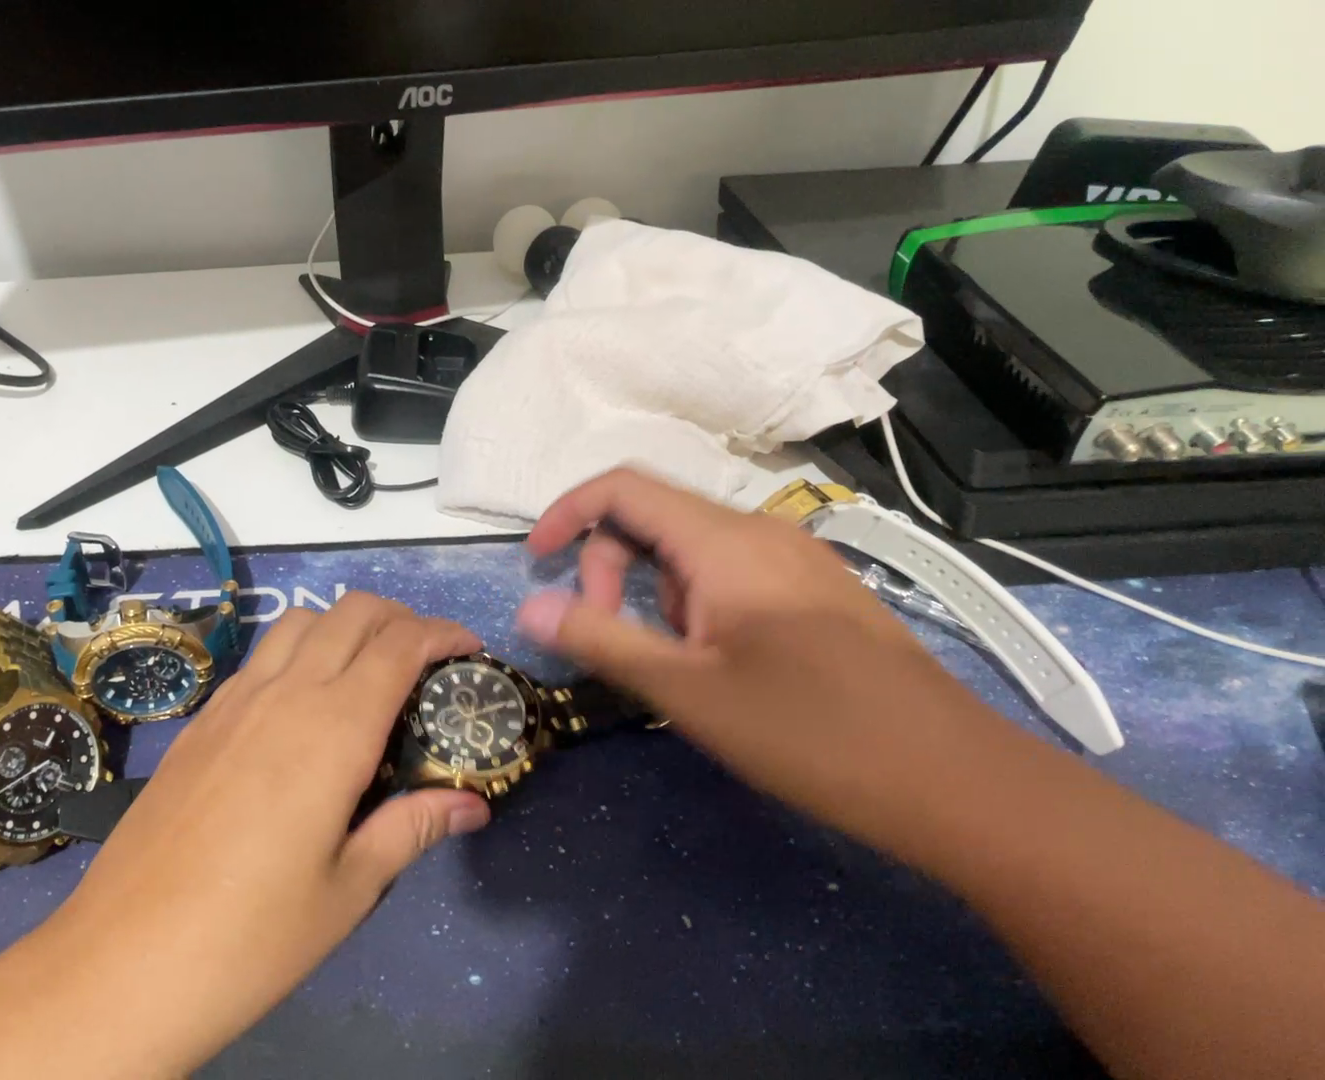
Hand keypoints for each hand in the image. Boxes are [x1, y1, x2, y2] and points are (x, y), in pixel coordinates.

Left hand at [0, 593, 491, 1079]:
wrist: (124, 959)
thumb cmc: (253, 935)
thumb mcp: (349, 889)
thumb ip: (412, 828)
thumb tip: (472, 805)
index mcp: (333, 729)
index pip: (399, 645)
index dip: (442, 633)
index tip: (470, 649)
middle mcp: (284, 695)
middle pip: (350, 612)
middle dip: (400, 616)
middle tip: (427, 658)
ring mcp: (233, 702)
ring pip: (298, 622)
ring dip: (343, 625)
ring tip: (367, 670)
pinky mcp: (199, 721)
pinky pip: (260, 658)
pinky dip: (297, 651)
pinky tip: (302, 705)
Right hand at [512, 467, 1015, 851]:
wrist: (955, 780)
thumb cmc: (811, 732)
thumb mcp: (688, 691)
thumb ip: (601, 640)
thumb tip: (528, 607)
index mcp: (726, 541)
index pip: (624, 486)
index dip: (567, 511)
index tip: (536, 562)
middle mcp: (762, 532)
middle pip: (654, 517)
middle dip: (609, 567)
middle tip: (607, 637)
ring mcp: (796, 560)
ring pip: (692, 549)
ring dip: (653, 592)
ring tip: (671, 664)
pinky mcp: (816, 593)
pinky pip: (730, 573)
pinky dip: (692, 602)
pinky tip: (714, 662)